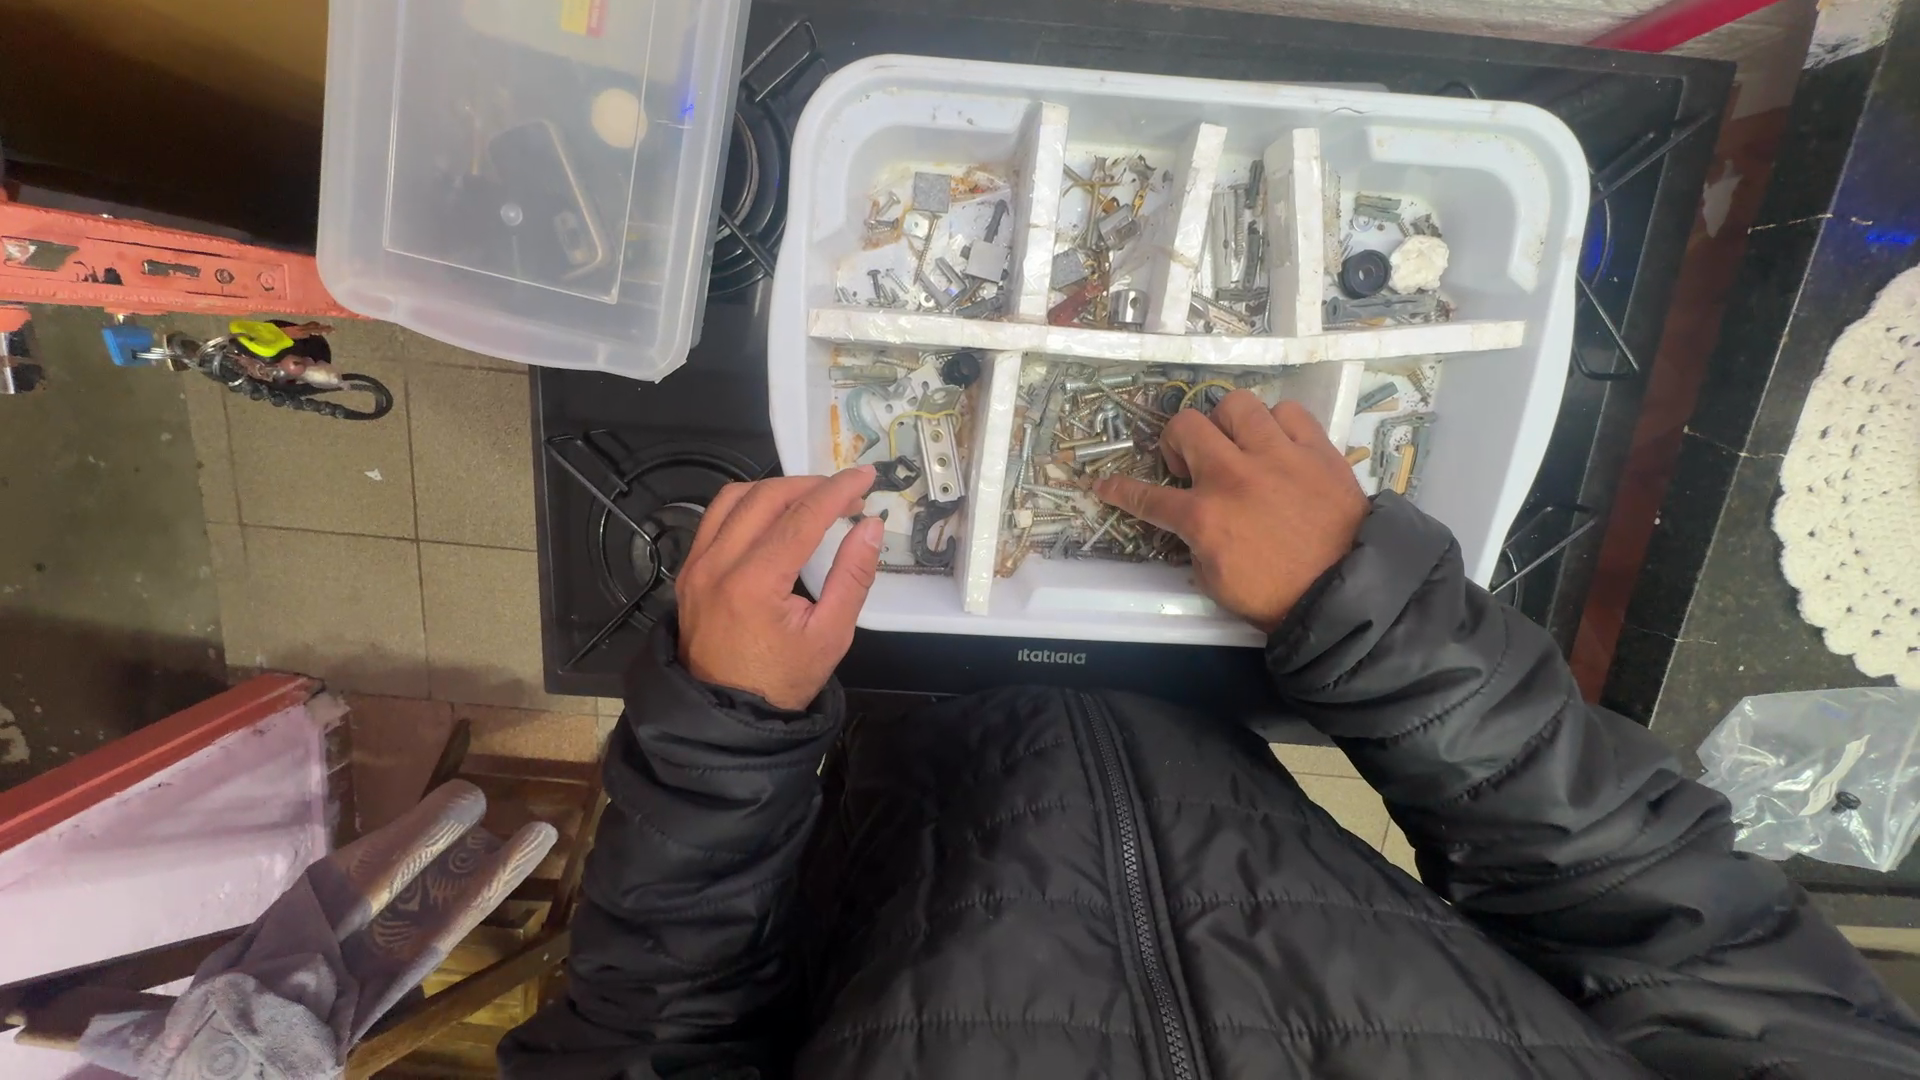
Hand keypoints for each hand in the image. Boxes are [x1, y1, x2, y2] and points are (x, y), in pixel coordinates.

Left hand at [675, 467, 882, 709]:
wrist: (727, 716)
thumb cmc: (783, 680)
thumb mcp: (832, 634)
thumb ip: (853, 576)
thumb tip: (870, 526)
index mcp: (753, 583)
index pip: (801, 517)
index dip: (837, 491)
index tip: (864, 478)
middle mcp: (716, 564)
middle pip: (765, 496)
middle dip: (810, 485)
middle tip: (845, 494)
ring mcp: (695, 566)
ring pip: (733, 498)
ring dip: (776, 489)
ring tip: (811, 499)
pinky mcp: (689, 571)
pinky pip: (716, 518)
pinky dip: (748, 505)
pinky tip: (774, 516)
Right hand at [1093, 391, 1366, 632]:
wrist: (1348, 593)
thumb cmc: (1274, 597)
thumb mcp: (1214, 581)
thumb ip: (1195, 544)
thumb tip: (1194, 525)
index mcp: (1203, 516)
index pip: (1147, 497)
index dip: (1119, 490)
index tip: (1104, 485)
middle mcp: (1233, 476)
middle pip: (1185, 427)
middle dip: (1176, 442)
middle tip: (1189, 465)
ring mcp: (1277, 456)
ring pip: (1235, 405)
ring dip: (1225, 424)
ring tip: (1234, 445)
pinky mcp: (1317, 450)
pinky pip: (1289, 413)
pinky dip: (1276, 425)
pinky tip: (1278, 446)